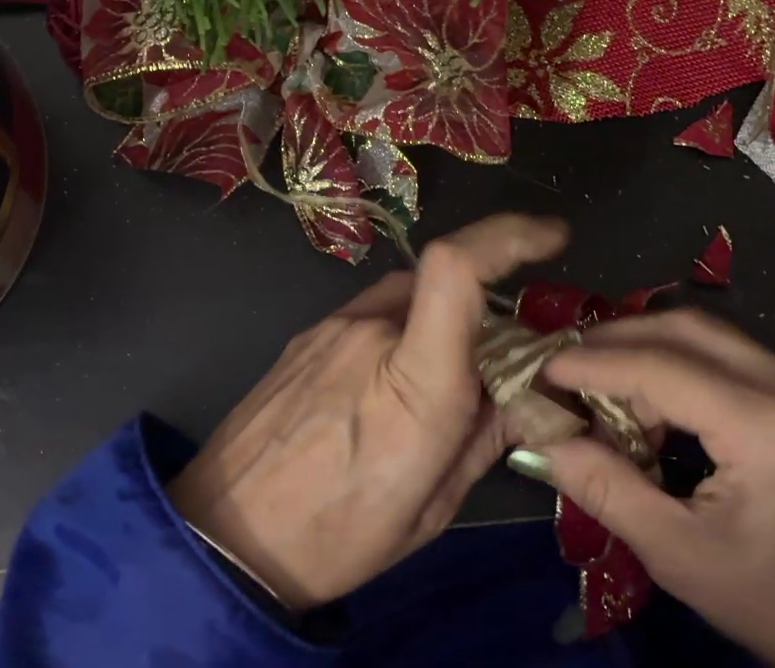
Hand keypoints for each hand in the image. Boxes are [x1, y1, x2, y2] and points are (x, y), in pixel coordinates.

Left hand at [167, 213, 567, 609]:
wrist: (222, 538)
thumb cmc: (335, 538)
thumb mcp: (432, 507)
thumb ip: (487, 435)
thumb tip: (530, 391)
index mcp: (414, 386)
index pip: (456, 270)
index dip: (509, 236)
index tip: (552, 237)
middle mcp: (370, 335)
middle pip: (446, 283)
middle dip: (485, 310)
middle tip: (496, 367)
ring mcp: (331, 328)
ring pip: (410, 295)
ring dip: (439, 322)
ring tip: (433, 388)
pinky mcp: (306, 334)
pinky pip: (373, 312)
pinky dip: (400, 330)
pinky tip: (385, 386)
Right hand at [533, 311, 774, 667]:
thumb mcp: (680, 556)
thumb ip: (606, 489)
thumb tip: (545, 441)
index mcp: (768, 428)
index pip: (662, 367)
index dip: (594, 363)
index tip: (543, 369)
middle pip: (685, 329)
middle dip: (616, 342)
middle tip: (567, 370)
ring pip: (707, 333)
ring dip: (646, 350)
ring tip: (603, 390)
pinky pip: (730, 354)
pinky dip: (679, 364)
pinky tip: (653, 400)